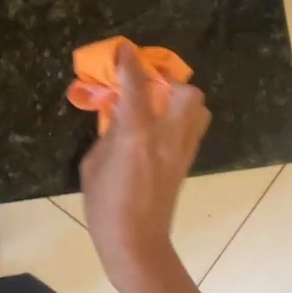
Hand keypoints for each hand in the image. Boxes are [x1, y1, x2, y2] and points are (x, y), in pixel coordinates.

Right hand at [79, 42, 210, 292]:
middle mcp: (166, 136)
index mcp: (136, 134)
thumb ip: (107, 134)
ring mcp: (181, 150)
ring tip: (158, 106)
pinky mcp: (186, 164)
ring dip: (180, 99)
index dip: (129, 63)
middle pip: (186, 93)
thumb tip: (116, 118)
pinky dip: (179, 120)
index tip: (124, 49)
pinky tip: (158, 129)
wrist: (136, 243)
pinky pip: (191, 129)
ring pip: (198, 110)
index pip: (136, 86)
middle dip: (168, 82)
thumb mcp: (93, 164)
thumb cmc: (105, 206)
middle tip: (147, 86)